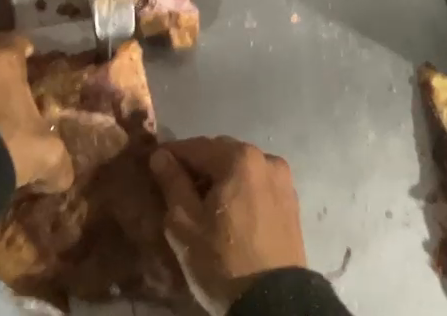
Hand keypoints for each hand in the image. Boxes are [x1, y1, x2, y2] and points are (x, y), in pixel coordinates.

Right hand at [149, 137, 307, 313]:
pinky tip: (229, 213)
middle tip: (177, 189)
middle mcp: (265, 159)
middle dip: (198, 167)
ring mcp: (283, 180)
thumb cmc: (223, 261)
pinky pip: (257, 185)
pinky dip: (240, 191)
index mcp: (239, 158)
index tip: (154, 168)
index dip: (171, 156)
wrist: (274, 305)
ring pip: (240, 169)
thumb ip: (172, 182)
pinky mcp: (291, 203)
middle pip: (220, 153)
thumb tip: (161, 155)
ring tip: (204, 203)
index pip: (194, 147)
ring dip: (220, 178)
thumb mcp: (185, 223)